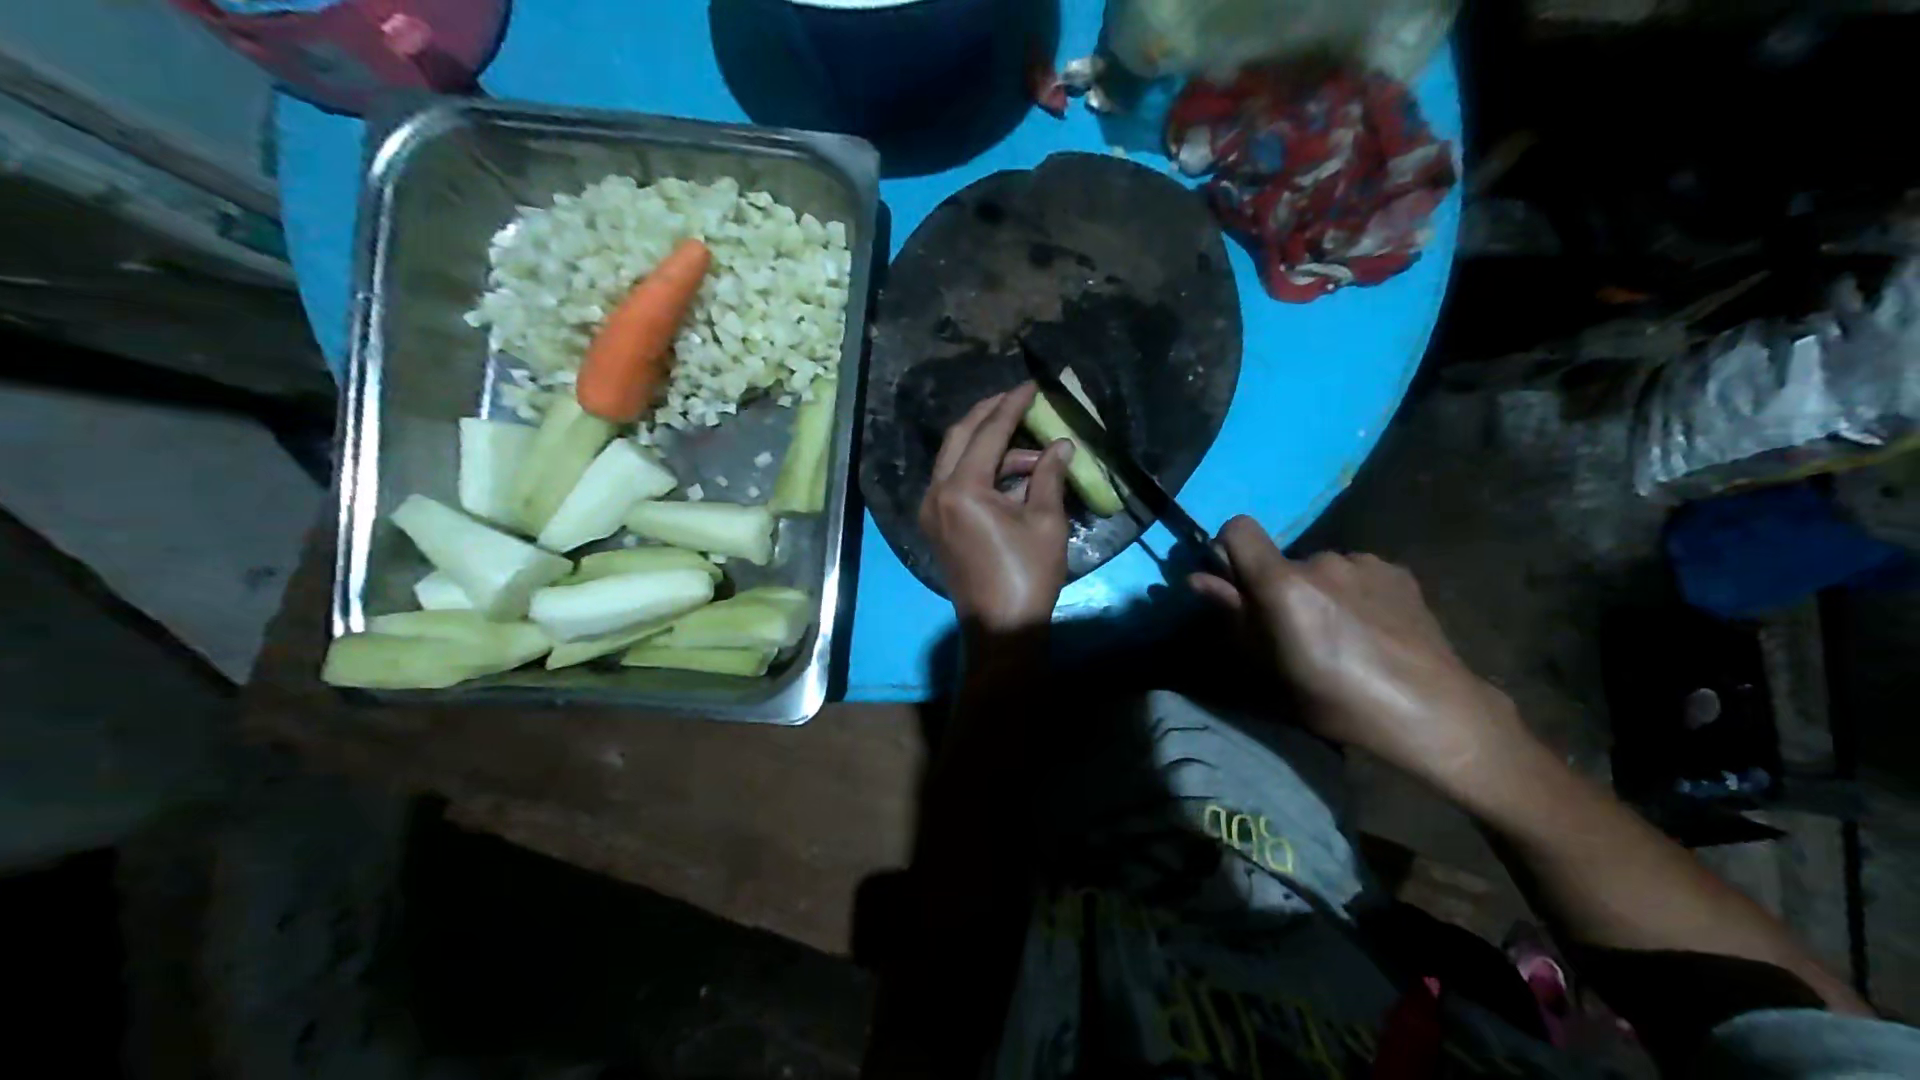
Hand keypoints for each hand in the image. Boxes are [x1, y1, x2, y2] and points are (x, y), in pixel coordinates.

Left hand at [920, 384, 1074, 633]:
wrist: (1000, 628)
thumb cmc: (1028, 574)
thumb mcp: (1046, 521)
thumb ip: (1049, 475)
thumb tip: (1061, 444)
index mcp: (961, 489)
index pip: (987, 434)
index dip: (1011, 406)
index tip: (1031, 386)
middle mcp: (936, 494)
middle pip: (959, 438)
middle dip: (988, 415)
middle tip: (1016, 400)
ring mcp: (931, 511)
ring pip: (955, 461)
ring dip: (989, 449)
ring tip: (1034, 455)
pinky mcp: (936, 526)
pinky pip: (954, 483)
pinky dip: (980, 472)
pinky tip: (1012, 476)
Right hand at [1190, 516, 1526, 791]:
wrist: (1430, 710)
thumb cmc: (1335, 698)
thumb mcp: (1269, 665)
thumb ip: (1232, 614)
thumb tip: (1196, 579)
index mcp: (1282, 583)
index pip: (1238, 529)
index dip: (1229, 549)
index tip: (1238, 584)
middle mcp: (1320, 560)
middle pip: (1281, 560)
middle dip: (1280, 587)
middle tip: (1297, 631)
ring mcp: (1363, 562)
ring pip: (1322, 569)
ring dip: (1320, 590)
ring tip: (1343, 633)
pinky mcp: (1396, 570)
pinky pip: (1357, 572)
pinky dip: (1354, 591)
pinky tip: (1373, 627)